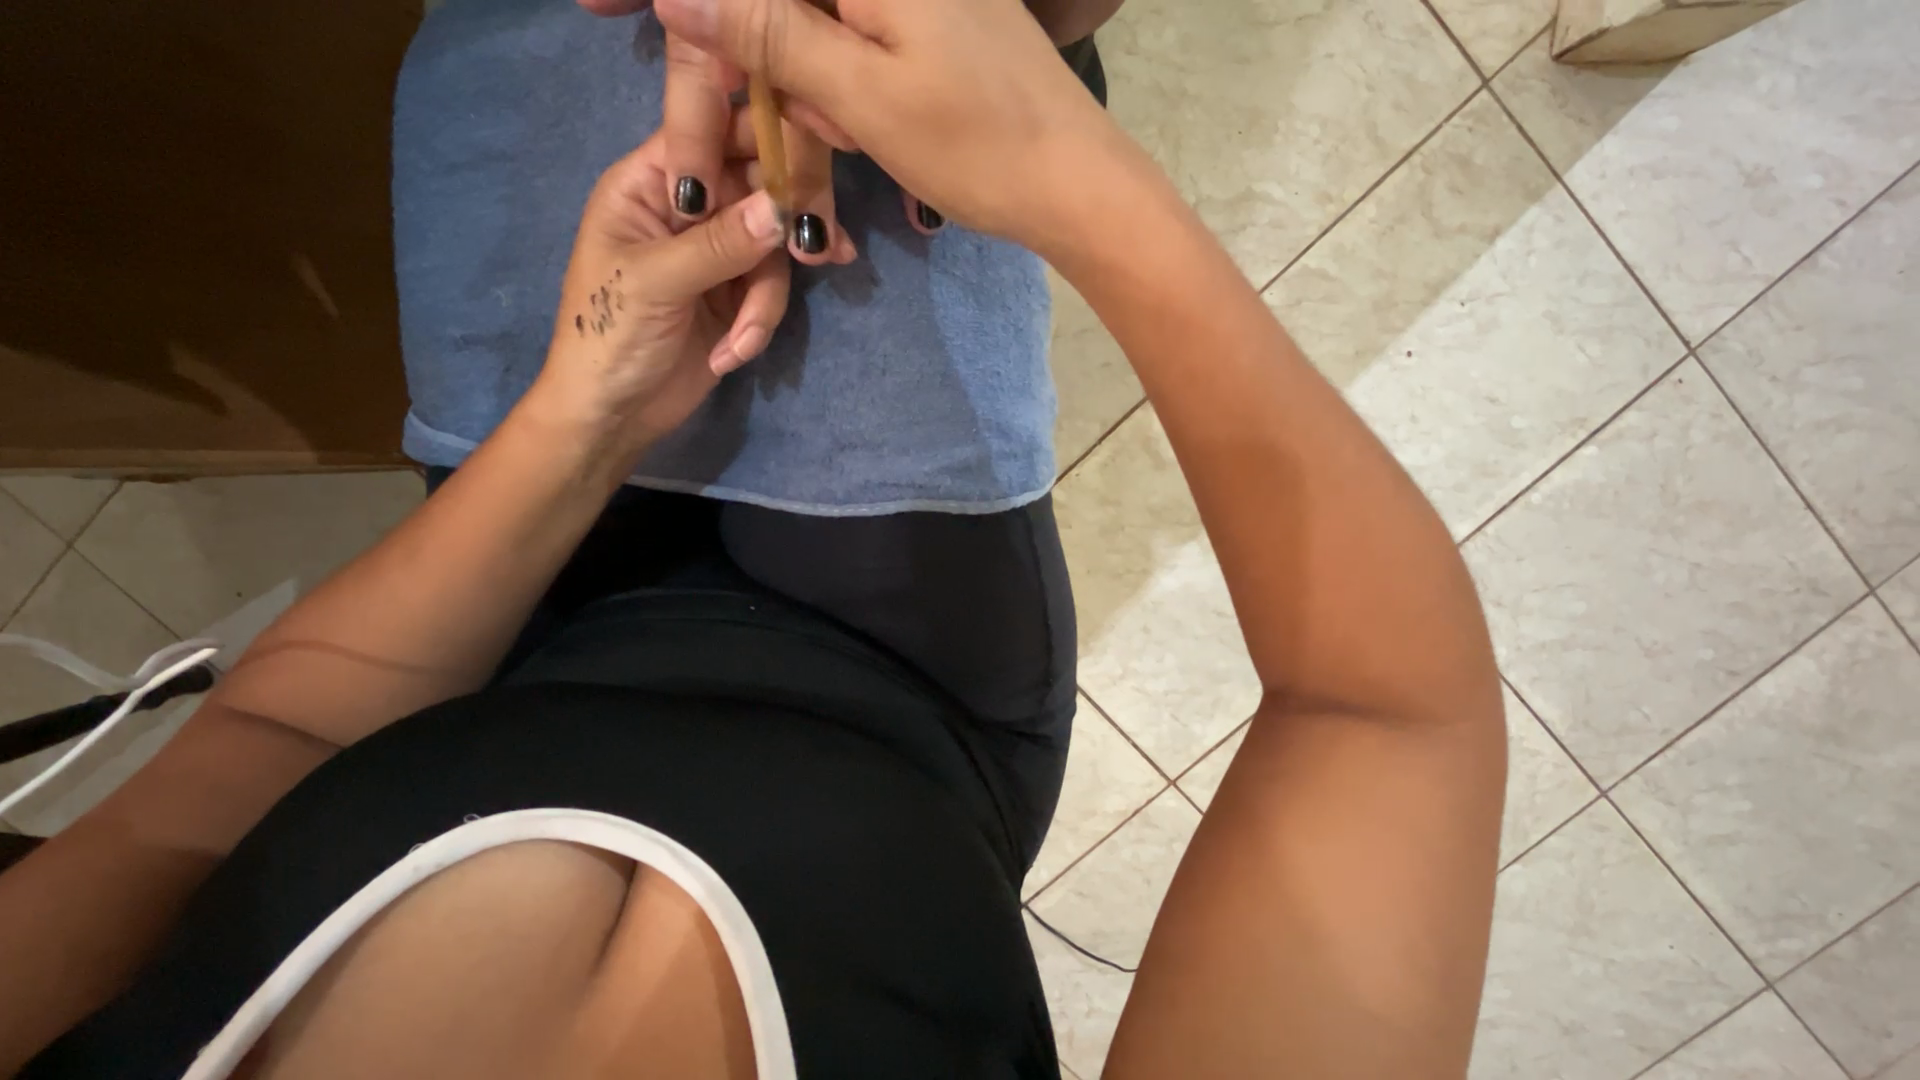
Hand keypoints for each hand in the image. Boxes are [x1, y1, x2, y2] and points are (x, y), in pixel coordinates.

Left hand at [534, 123, 788, 453]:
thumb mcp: (656, 284)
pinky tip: (737, 353)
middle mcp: (688, 207)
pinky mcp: (736, 293)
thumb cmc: (608, 337)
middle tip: (821, 250)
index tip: (804, 171)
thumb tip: (781, 208)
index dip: (762, 141)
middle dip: (787, 225)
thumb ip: (719, 244)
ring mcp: (715, 251)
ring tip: (742, 341)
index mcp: (650, 183)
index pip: (712, 133)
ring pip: (773, 248)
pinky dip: (760, 324)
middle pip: (758, 187)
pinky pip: (771, 290)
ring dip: (766, 301)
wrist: (614, 415)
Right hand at [652, 0, 1130, 250]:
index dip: (694, 3)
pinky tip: (879, 137)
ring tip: (862, 141)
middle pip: (788, 5)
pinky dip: (851, 96)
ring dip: (816, 90)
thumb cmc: (975, 143)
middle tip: (816, 128)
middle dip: (772, 65)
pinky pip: (860, 50)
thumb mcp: (860, 92)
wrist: (1075, 185)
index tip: (606, 11)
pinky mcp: (933, 31)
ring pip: (819, 31)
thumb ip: (770, 33)